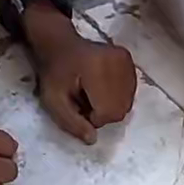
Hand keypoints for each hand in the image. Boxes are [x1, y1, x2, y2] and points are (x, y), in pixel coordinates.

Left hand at [25, 7, 137, 143]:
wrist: (60, 45)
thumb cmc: (54, 73)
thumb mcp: (53, 101)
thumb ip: (71, 122)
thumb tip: (93, 139)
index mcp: (97, 68)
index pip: (108, 111)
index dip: (93, 118)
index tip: (79, 107)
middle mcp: (117, 61)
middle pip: (120, 109)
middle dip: (103, 113)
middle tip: (85, 102)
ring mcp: (126, 60)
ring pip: (126, 103)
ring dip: (110, 106)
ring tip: (93, 93)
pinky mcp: (130, 61)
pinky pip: (130, 93)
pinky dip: (117, 97)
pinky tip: (102, 88)